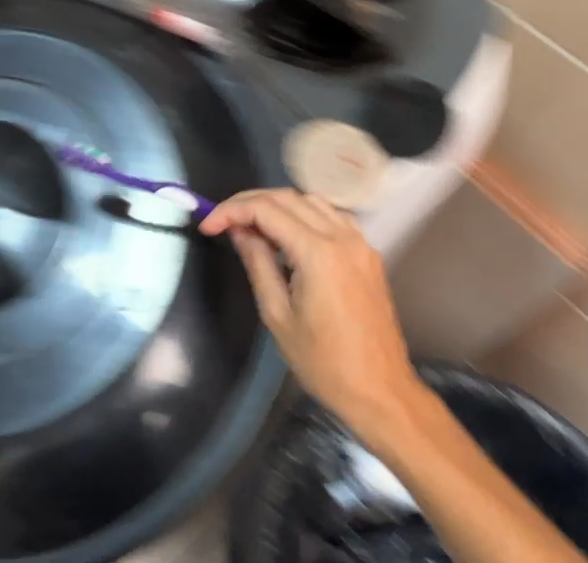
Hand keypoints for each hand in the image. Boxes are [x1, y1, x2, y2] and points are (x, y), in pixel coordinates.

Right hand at [200, 189, 427, 443]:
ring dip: (277, 205)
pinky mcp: (368, 255)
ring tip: (251, 228)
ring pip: (311, 201)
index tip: (208, 225)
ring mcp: (360, 244)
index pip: (265, 209)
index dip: (231, 211)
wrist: (380, 390)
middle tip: (222, 221)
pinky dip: (305, 215)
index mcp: (318, 253)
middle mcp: (342, 237)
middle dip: (249, 203)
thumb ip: (257, 263)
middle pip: (287, 197)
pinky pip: (332, 217)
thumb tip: (239, 230)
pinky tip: (289, 236)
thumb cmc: (323, 361)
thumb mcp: (277, 314)